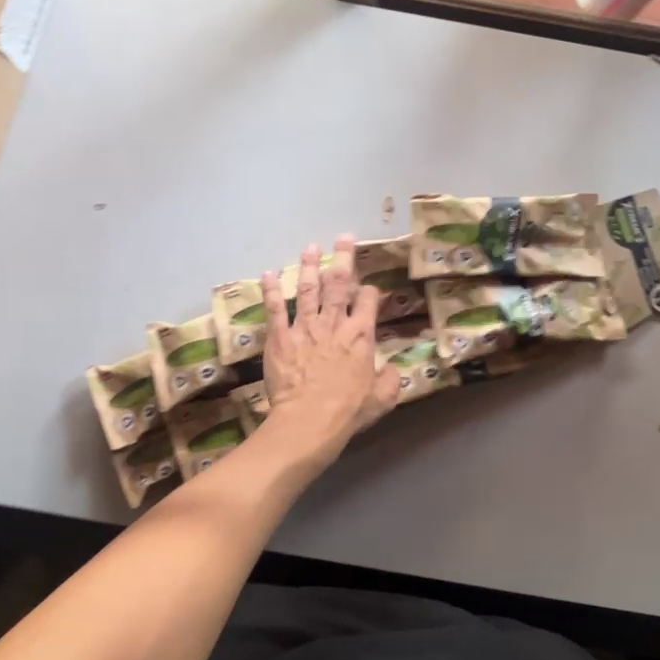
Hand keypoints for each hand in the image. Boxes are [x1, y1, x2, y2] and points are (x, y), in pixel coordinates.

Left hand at [258, 235, 401, 462]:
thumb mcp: (382, 398)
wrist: (309, 421)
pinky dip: (271, 290)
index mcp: (361, 336)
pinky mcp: (280, 337)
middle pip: (339, 283)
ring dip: (309, 266)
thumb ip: (389, 379)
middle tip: (344, 237)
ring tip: (310, 246)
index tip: (369, 288)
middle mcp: (334, 324)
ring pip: (308, 289)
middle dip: (343, 257)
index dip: (370, 292)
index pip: (368, 302)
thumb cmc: (348, 412)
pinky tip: (269, 274)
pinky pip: (275, 308)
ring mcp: (305, 327)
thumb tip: (391, 369)